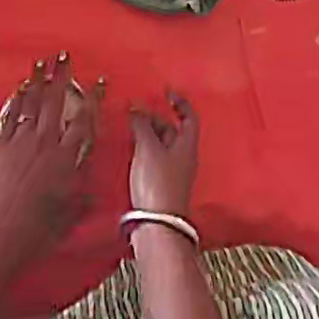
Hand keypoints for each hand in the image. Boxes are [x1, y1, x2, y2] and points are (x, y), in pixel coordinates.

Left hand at [0, 57, 97, 267]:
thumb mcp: (67, 216)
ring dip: (38, 80)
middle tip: (64, 56)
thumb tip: (95, 194)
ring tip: (41, 62)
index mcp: (65, 159)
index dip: (93, 99)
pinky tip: (20, 88)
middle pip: (56, 102)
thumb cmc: (35, 231)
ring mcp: (22, 142)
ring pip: (32, 103)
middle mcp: (45, 143)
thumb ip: (81, 199)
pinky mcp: (1, 146)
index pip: (84, 121)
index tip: (99, 81)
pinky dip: (17, 100)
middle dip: (61, 76)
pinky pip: (11, 116)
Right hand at [128, 92, 199, 216]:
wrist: (157, 226)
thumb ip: (142, 126)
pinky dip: (143, 149)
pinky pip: (154, 158)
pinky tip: (130, 149)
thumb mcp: (148, 148)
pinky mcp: (161, 185)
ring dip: (147, 134)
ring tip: (129, 127)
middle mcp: (183, 157)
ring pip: (161, 144)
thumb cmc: (157, 182)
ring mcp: (173, 172)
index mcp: (187, 145)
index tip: (166, 92)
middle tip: (135, 112)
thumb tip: (137, 110)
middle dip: (155, 118)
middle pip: (172, 130)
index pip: (189, 117)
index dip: (180, 102)